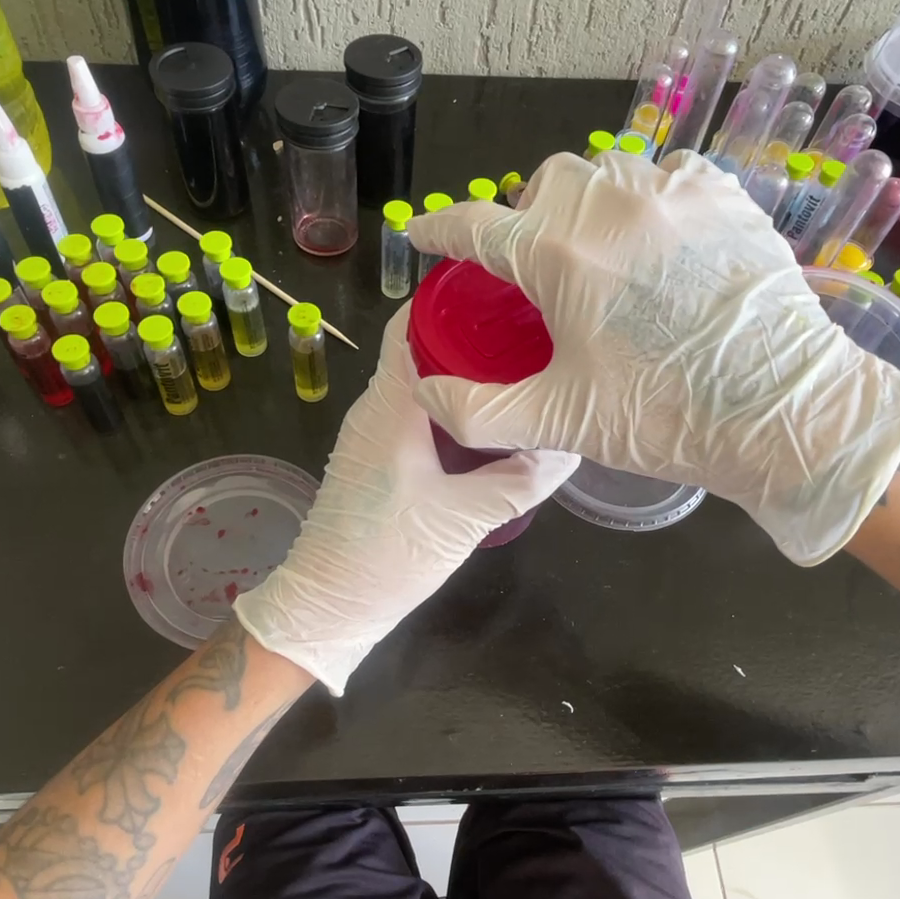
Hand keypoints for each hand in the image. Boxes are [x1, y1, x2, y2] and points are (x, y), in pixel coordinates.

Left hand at [233, 304, 577, 693]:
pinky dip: (453, 409)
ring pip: (422, 385)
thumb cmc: (388, 555)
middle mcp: (375, 408)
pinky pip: (418, 415)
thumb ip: (521, 478)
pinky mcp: (378, 460)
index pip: (413, 325)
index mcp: (390, 406)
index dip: (455, 300)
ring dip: (465, 376)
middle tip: (533, 334)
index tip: (508, 292)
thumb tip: (570, 446)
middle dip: (474, 337)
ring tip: (522, 371)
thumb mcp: (465, 518)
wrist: (329, 606)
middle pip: (423, 350)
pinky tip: (493, 421)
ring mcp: (372, 434)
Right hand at [405, 150, 899, 565]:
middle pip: (544, 185)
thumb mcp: (556, 421)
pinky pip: (667, 176)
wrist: (784, 412)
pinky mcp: (726, 198)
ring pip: (605, 173)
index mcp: (560, 254)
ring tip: (594, 253)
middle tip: (531, 266)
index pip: (476, 225)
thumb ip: (474, 410)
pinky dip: (645, 200)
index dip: (439, 228)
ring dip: (584, 206)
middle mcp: (612, 205)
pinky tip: (654, 241)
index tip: (423, 234)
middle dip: (524, 216)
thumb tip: (422, 387)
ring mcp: (675, 193)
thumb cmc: (663, 416)